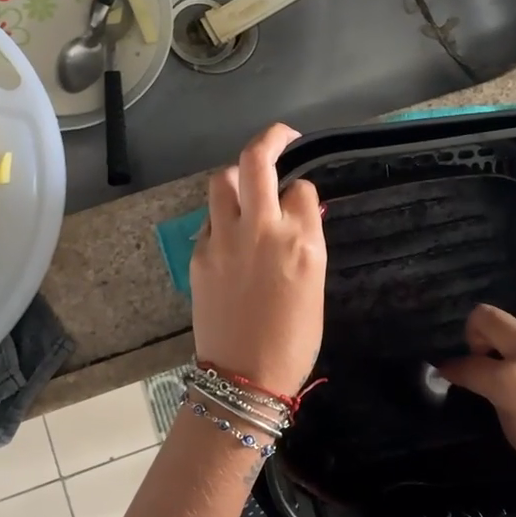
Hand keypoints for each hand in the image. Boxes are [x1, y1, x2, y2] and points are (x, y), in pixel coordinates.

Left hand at [190, 124, 326, 394]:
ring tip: (249, 186)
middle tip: (282, 137)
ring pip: (224, 180)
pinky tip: (232, 235)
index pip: (302, 189)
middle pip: (257, 160)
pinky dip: (223, 217)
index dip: (303, 193)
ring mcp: (225, 239)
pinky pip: (210, 218)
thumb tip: (301, 215)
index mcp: (301, 241)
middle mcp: (261, 229)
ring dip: (238, 175)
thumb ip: (307, 242)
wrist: (245, 378)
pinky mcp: (200, 254)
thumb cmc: (294, 342)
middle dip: (271, 138)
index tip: (303, 201)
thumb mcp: (315, 287)